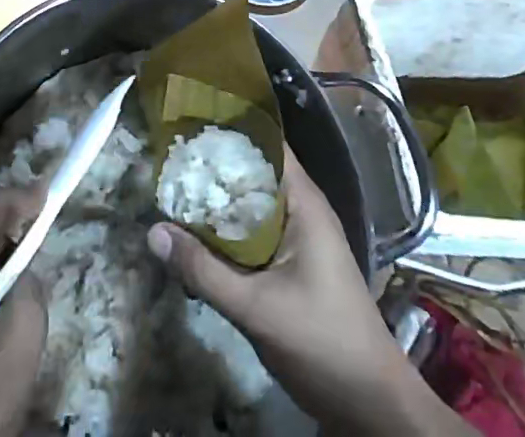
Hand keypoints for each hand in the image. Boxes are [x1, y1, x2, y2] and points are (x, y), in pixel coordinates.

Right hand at [148, 153, 470, 436]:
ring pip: (248, 204)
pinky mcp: (288, 264)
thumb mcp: (256, 308)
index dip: (230, 127)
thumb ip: (203, 270)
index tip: (189, 117)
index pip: (268, 146)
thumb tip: (153, 230)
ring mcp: (296, 239)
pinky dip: (222, 228)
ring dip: (214, 199)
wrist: (372, 407)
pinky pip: (249, 231)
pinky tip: (190, 232)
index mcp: (304, 205)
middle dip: (211, 164)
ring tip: (168, 184)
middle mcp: (301, 212)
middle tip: (165, 152)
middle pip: (252, 172)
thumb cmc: (323, 344)